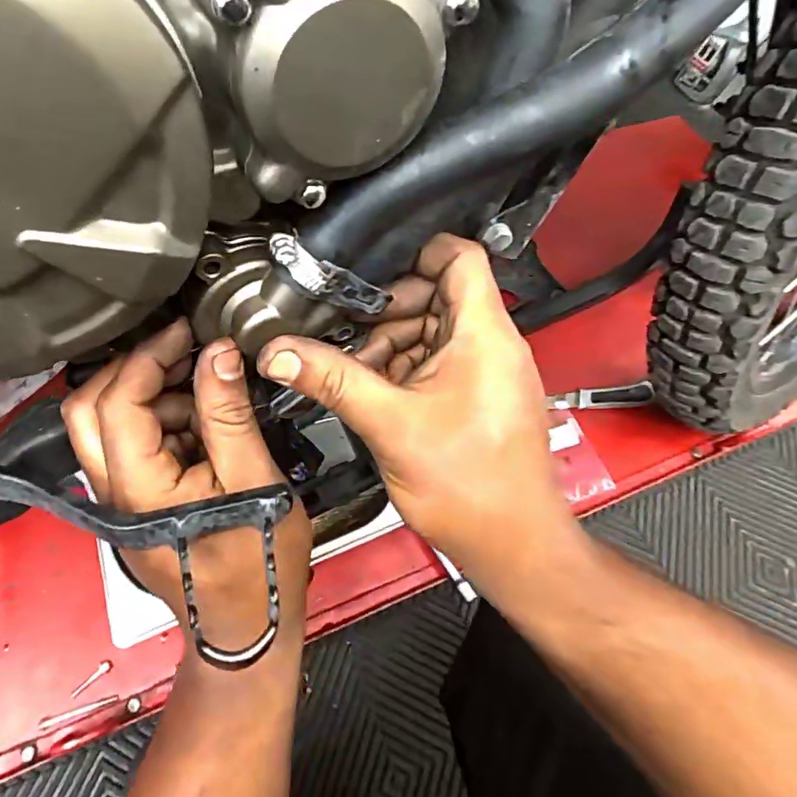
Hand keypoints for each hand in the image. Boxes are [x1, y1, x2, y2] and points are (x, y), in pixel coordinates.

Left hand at [63, 320, 312, 658]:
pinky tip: (205, 427)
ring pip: (109, 424)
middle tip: (184, 352)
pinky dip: (163, 421)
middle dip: (135, 369)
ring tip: (210, 399)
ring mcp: (121, 500)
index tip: (185, 332)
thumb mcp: (255, 480)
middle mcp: (115, 494)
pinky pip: (133, 445)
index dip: (149, 355)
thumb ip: (229, 414)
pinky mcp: (136, 502)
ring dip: (154, 396)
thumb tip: (219, 353)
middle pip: (90, 409)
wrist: (247, 628)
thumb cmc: (257, 567)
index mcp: (139, 490)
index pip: (118, 401)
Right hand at [254, 235, 573, 580]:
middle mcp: (491, 345)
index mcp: (483, 335)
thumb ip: (332, 380)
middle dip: (387, 310)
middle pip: (435, 293)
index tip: (373, 271)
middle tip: (350, 332)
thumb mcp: (389, 423)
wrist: (512, 545)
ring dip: (389, 343)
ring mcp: (485, 371)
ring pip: (430, 328)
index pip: (460, 257)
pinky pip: (434, 360)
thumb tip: (284, 353)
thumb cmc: (477, 489)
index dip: (416, 251)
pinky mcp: (476, 394)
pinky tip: (375, 391)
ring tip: (358, 370)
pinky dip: (402, 367)